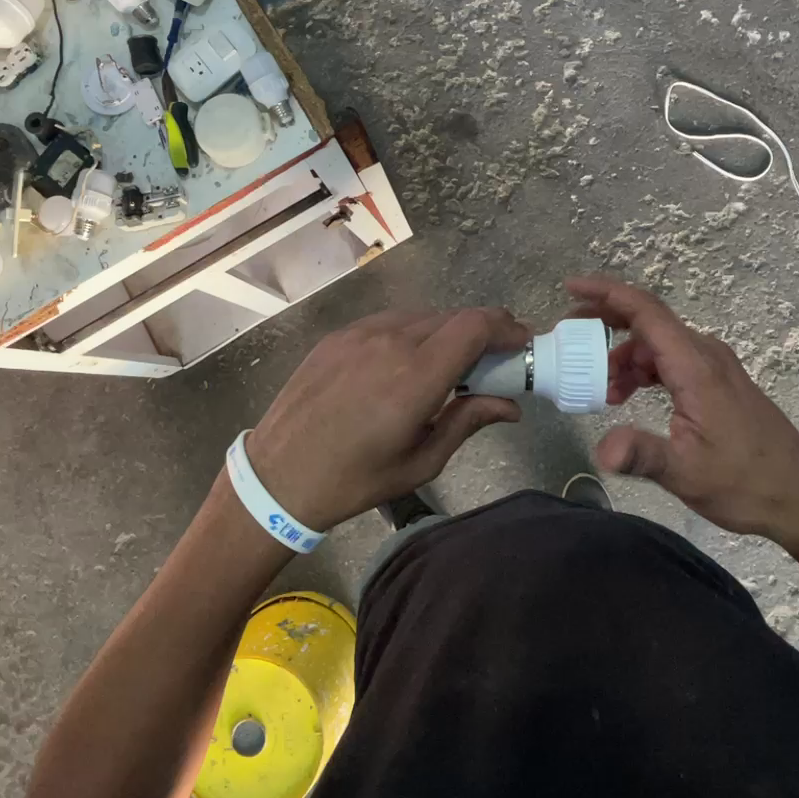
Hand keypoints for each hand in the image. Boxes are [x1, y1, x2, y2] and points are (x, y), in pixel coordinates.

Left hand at [244, 308, 530, 531]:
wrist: (278, 476)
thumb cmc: (355, 481)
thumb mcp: (420, 462)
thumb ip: (467, 422)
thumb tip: (510, 405)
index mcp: (415, 377)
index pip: (474, 326)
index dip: (505, 327)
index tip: (520, 344)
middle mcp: (390, 342)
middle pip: (453, 317)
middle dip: (481, 331)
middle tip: (492, 360)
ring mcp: (359, 333)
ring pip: (421, 316)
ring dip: (446, 332)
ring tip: (449, 365)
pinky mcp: (338, 335)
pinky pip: (388, 322)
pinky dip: (411, 333)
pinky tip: (406, 362)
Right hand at [567, 277, 798, 547]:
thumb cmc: (746, 484)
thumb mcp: (687, 473)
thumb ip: (641, 455)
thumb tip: (600, 452)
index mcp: (696, 367)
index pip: (646, 312)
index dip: (606, 293)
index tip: (570, 288)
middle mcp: (706, 356)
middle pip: (650, 321)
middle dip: (605, 321)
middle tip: (568, 334)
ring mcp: (716, 369)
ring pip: (659, 343)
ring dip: (624, 356)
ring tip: (599, 388)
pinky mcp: (719, 385)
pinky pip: (672, 361)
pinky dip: (644, 370)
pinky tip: (629, 397)